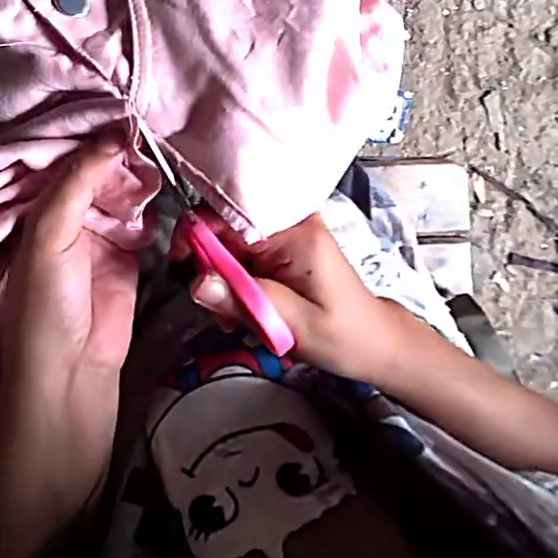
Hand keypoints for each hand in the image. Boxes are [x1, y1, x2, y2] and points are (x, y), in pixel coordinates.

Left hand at [0, 140, 139, 389]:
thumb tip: (111, 139)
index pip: (59, 164)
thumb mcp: (48, 236)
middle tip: (139, 134)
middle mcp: (64, 219)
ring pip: (117, 193)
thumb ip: (75, 185)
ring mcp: (96, 236)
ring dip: (132, 178)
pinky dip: (148, 205)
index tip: (111, 112)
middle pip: (92, 175)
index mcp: (34, 212)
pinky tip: (157, 188)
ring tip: (151, 158)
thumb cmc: (46, 302)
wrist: (75, 370)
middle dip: (112, 156)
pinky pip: (139, 219)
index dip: (82, 140)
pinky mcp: (126, 254)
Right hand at [181, 210, 420, 382]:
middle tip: (221, 310)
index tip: (183, 266)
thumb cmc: (343, 335)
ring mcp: (285, 234)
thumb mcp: (293, 324)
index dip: (198, 236)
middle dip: (211, 269)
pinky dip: (236, 284)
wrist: (374, 342)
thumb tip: (197, 281)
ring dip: (223, 282)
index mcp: (295, 231)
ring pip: (229, 246)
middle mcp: (288, 222)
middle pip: (224, 230)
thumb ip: (245, 300)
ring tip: (238, 318)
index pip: (229, 216)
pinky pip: (242, 257)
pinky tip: (246, 310)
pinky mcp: (282, 249)